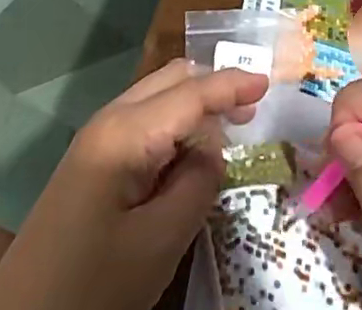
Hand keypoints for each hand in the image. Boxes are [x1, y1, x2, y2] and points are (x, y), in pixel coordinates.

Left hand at [0, 60, 268, 309]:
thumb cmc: (94, 281)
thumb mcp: (158, 241)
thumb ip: (196, 185)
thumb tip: (213, 150)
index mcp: (125, 132)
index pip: (190, 93)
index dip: (230, 85)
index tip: (268, 83)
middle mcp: (110, 120)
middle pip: (170, 80)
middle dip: (213, 85)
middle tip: (253, 107)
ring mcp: (97, 138)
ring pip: (156, 97)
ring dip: (194, 104)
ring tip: (230, 125)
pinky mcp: (93, 160)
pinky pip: (143, 122)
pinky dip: (174, 124)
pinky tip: (190, 149)